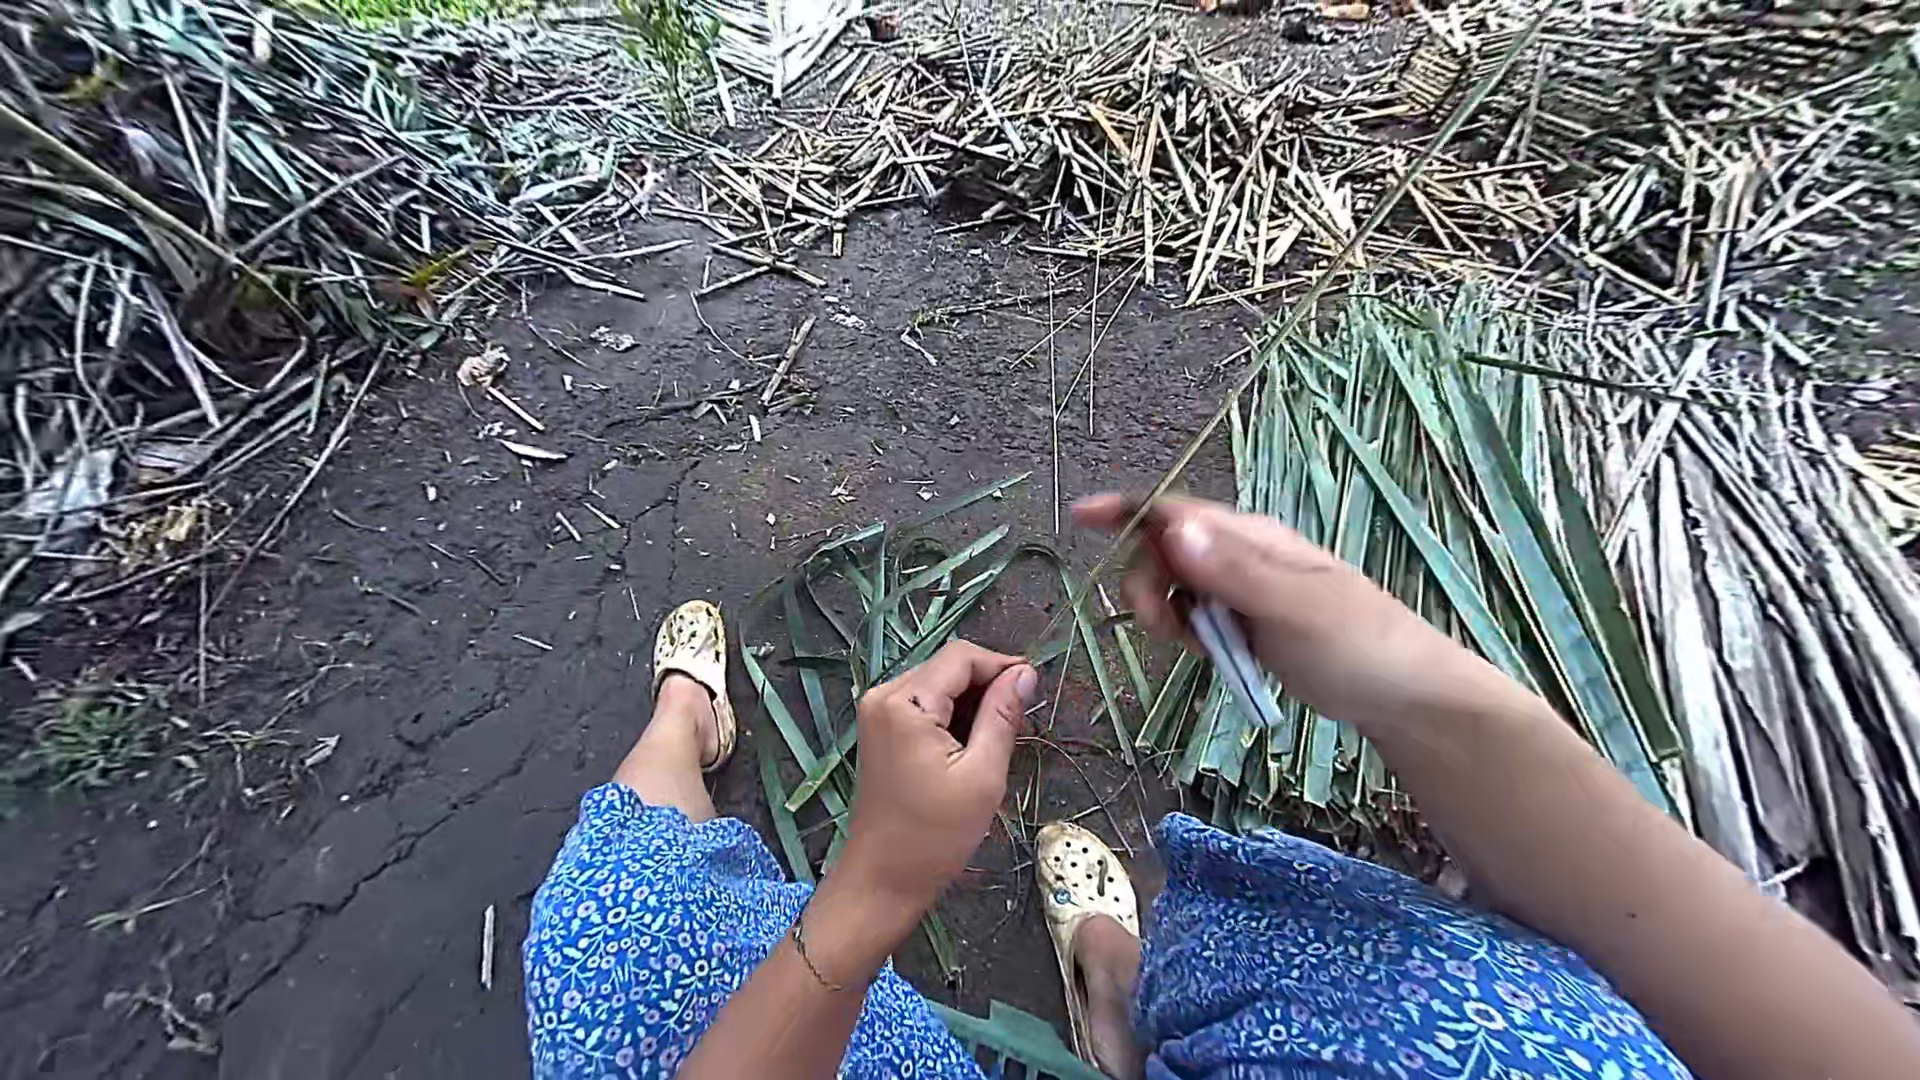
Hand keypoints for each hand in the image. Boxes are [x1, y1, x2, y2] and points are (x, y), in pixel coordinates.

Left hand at [837, 641, 1036, 913]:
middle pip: (948, 666)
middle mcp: (884, 694)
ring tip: (996, 735)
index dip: (1001, 665)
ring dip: (971, 699)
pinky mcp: (879, 725)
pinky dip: (951, 712)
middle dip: (987, 684)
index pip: (961, 657)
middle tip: (1018, 719)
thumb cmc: (934, 836)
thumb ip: (1003, 716)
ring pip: (938, 681)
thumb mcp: (982, 776)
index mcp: (905, 702)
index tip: (1033, 688)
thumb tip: (1025, 673)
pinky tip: (969, 741)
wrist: (881, 881)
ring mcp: (878, 709)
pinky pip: (924, 700)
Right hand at [1072, 494, 1483, 728]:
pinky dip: (1182, 630)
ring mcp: (1237, 587)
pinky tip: (1206, 650)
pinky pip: (1188, 614)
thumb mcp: (1297, 608)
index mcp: (1251, 536)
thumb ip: (1233, 572)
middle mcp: (1238, 553)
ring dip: (1162, 611)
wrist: (1403, 697)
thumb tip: (1172, 531)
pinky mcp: (1238, 619)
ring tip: (1189, 644)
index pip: (1175, 511)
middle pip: (1162, 551)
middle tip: (1159, 626)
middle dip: (1146, 582)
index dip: (1126, 510)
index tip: (1081, 517)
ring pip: (1171, 584)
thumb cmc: (1359, 644)